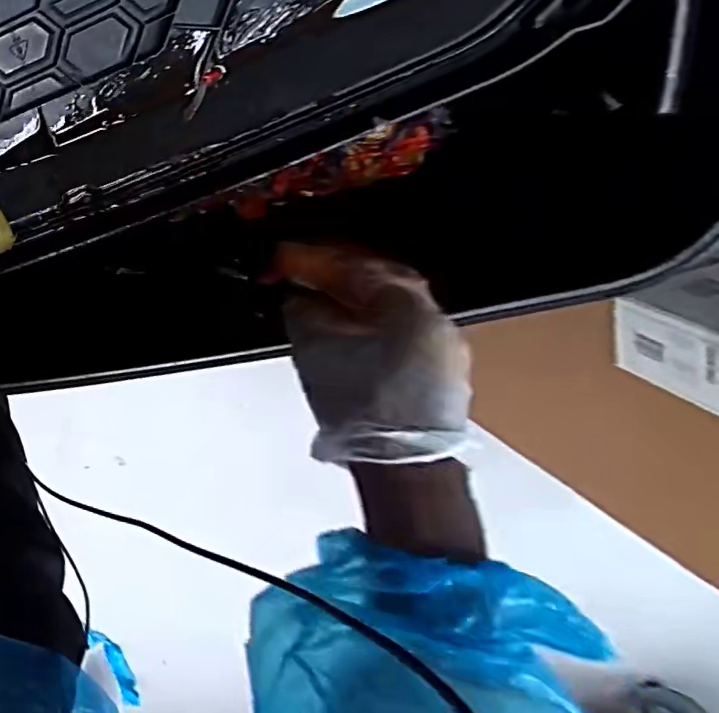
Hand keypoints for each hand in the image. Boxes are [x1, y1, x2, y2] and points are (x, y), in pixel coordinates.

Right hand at [276, 243, 471, 465]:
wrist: (401, 462)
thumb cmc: (364, 403)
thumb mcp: (313, 341)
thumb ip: (302, 305)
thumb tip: (297, 293)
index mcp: (409, 305)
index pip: (352, 263)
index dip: (308, 257)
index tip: (279, 258)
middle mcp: (433, 320)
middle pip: (376, 278)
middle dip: (330, 271)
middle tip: (294, 270)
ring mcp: (439, 347)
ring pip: (385, 303)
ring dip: (344, 294)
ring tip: (308, 295)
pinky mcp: (433, 371)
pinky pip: (393, 326)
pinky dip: (360, 317)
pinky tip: (335, 324)